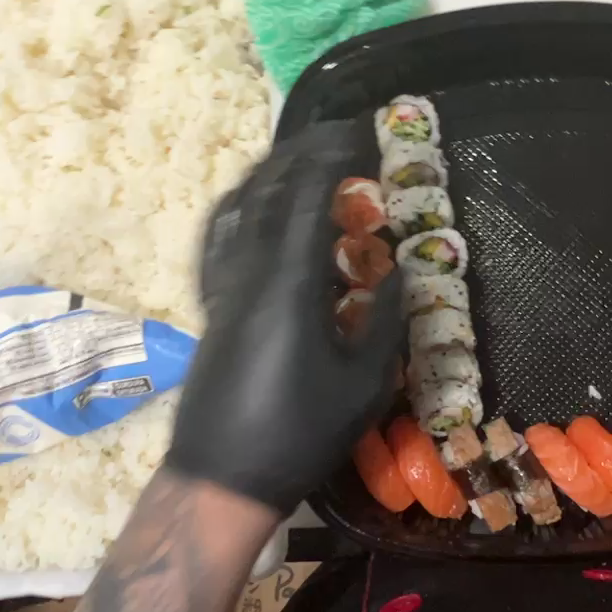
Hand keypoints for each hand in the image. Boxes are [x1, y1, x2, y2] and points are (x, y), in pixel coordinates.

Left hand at [166, 122, 403, 514]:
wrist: (223, 477)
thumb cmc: (302, 434)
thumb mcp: (365, 384)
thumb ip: (387, 320)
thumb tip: (400, 274)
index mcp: (289, 286)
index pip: (308, 198)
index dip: (334, 156)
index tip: (361, 133)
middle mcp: (248, 273)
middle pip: (267, 189)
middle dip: (303, 151)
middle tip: (341, 138)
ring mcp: (222, 287)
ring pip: (237, 207)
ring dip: (269, 172)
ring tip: (303, 159)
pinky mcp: (211, 305)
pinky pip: (218, 239)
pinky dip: (238, 208)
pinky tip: (253, 205)